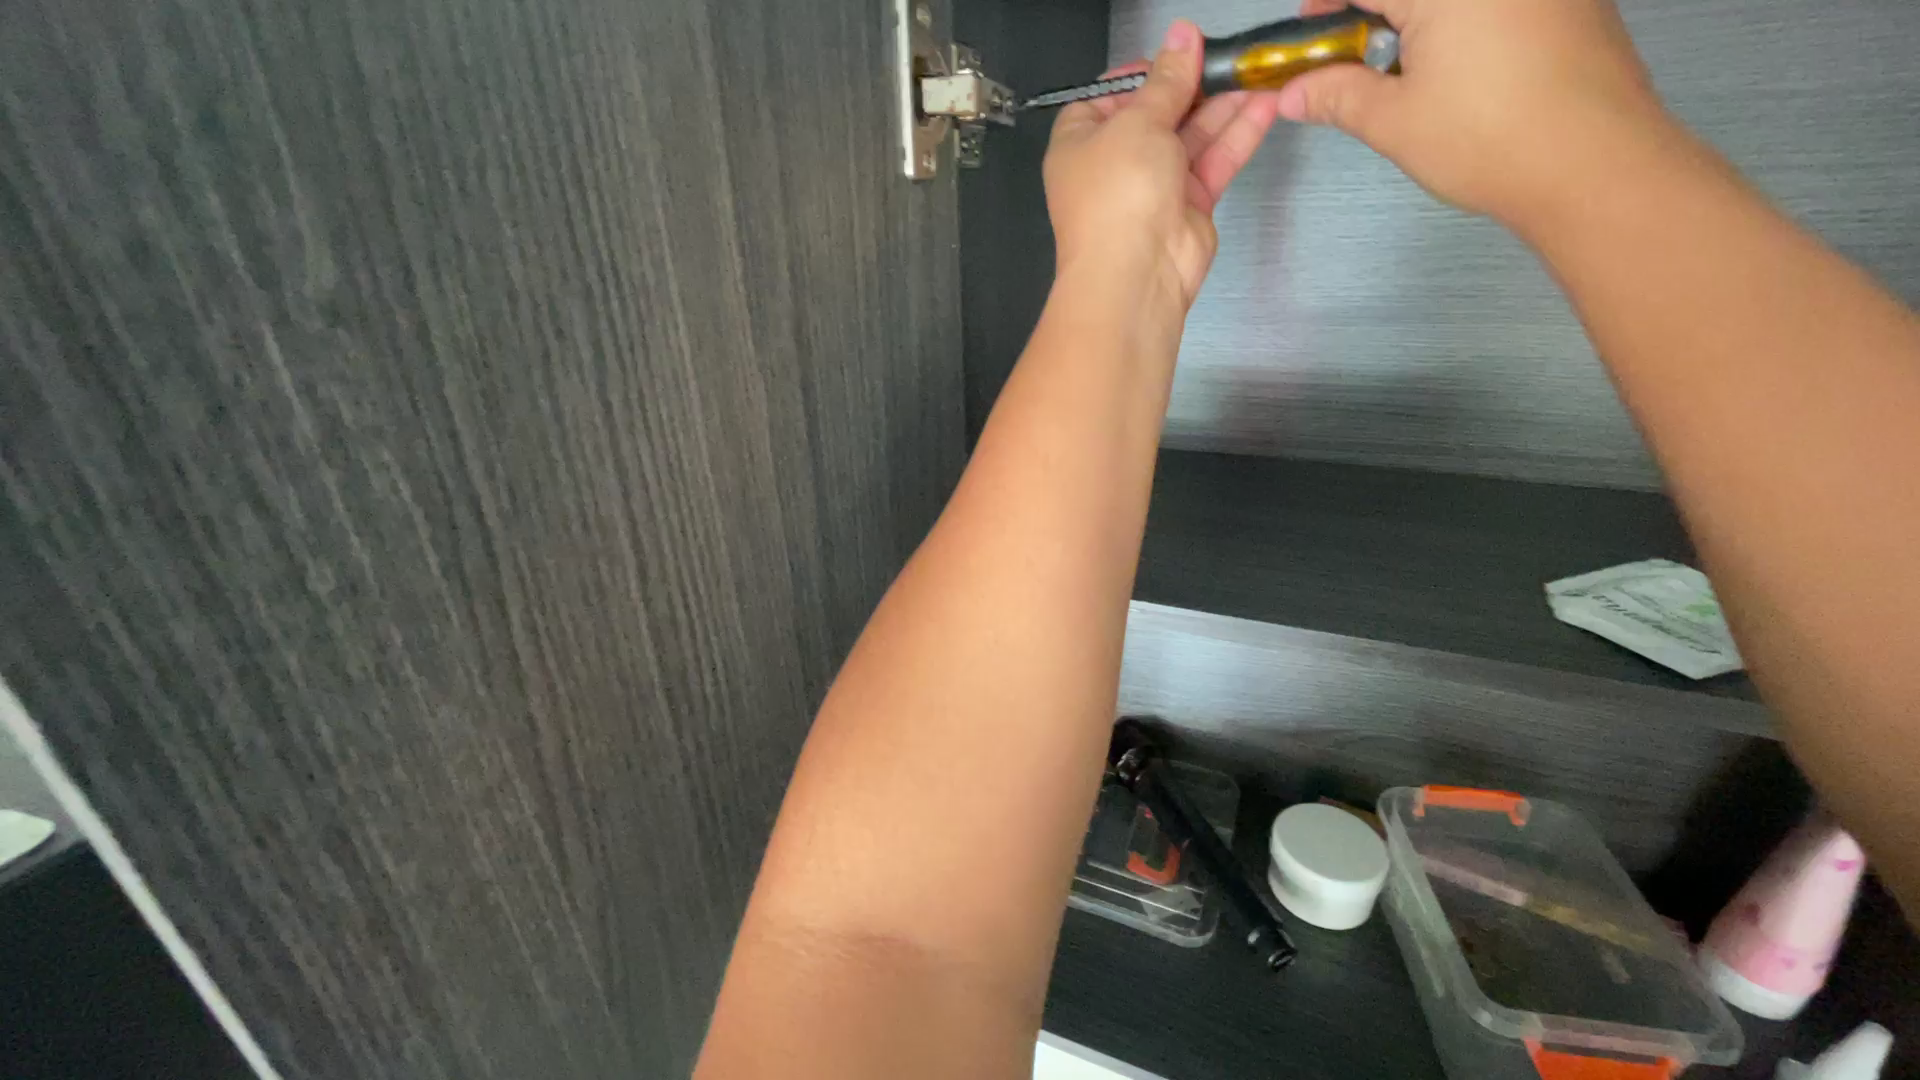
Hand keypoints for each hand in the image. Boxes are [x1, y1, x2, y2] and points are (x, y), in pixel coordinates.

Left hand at [1043, 20, 1279, 308]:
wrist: (1135, 275)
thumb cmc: (1117, 193)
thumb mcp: (1137, 122)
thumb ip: (1167, 80)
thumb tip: (1181, 36)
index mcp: (1080, 143)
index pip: (1106, 98)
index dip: (1140, 74)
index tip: (1174, 54)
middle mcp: (1114, 164)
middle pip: (1157, 113)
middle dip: (1192, 85)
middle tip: (1227, 56)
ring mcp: (1152, 187)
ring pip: (1192, 137)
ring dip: (1224, 105)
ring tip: (1257, 71)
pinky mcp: (1188, 206)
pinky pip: (1213, 163)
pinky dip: (1237, 136)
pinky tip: (1264, 105)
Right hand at [1278, 0, 1691, 229]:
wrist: (1592, 160)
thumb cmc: (1483, 139)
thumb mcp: (1393, 122)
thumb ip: (1337, 97)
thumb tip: (1291, 94)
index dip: (1326, 3)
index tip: (1311, 34)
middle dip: (1376, 14)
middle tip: (1356, 56)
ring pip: (1454, 0)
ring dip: (1420, 21)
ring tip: (1409, 67)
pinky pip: (1497, 4)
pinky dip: (1467, 22)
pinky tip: (1463, 66)